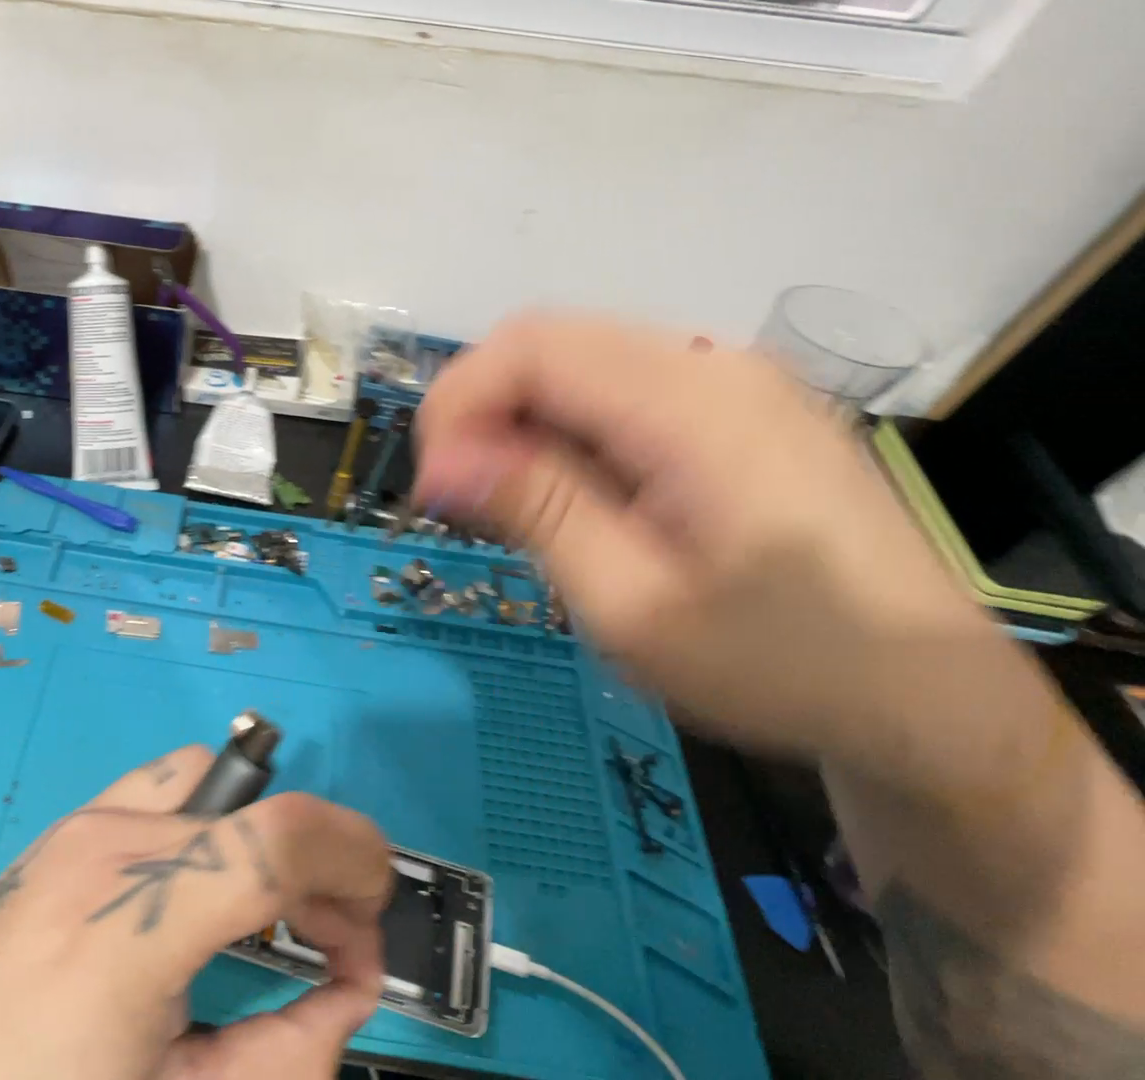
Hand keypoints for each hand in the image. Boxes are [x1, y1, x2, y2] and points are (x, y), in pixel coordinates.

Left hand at [0, 745, 392, 1079]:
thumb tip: (348, 995)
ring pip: (212, 783)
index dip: (359, 868)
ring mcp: (77, 827)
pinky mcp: (61, 833)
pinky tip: (202, 899)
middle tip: (333, 946)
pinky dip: (213, 828)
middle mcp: (108, 843)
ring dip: (264, 839)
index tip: (373, 935)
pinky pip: (161, 796)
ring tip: (271, 917)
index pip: (282, 838)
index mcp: (133, 920)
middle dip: (319, 867)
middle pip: (258, 809)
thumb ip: (285, 1056)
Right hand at [412, 315, 1014, 780]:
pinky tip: (575, 497)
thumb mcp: (634, 604)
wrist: (925, 696)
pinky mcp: (739, 412)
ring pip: (581, 362)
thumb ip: (537, 513)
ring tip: (513, 508)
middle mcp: (713, 367)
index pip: (530, 346)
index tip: (434, 490)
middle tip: (464, 502)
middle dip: (481, 411)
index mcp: (690, 404)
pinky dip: (568, 430)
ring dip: (521, 422)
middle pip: (552, 340)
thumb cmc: (776, 662)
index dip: (457, 404)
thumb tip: (438, 463)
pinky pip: (621, 390)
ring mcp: (734, 384)